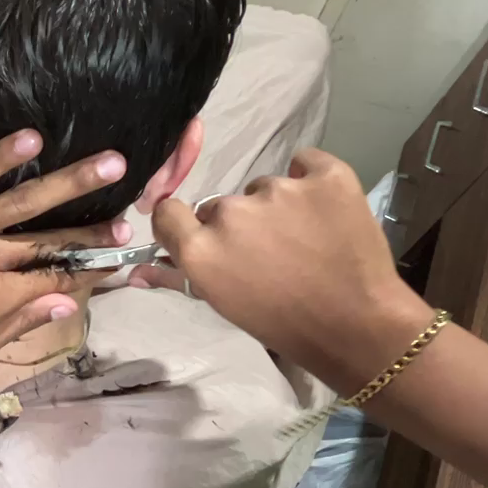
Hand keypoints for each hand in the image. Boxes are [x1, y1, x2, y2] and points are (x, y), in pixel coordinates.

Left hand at [0, 130, 125, 386]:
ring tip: (110, 163)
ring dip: (69, 183)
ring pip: (22, 203)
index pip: (57, 279)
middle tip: (129, 215)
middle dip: (93, 230)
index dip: (90, 268)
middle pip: (50, 241)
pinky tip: (32, 138)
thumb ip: (19, 324)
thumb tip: (68, 302)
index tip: (117, 256)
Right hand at [130, 148, 433, 394]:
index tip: (203, 238)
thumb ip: (174, 278)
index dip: (182, 224)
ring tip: (303, 239)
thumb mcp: (221, 303)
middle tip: (266, 254)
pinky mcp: (325, 174)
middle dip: (236, 225)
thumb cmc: (279, 322)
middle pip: (220, 206)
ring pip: (263, 188)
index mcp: (201, 248)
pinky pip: (306, 163)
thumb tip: (134, 271)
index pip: (168, 213)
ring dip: (274, 207)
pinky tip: (323, 211)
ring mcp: (279, 189)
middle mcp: (231, 213)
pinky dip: (310, 181)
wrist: (353, 324)